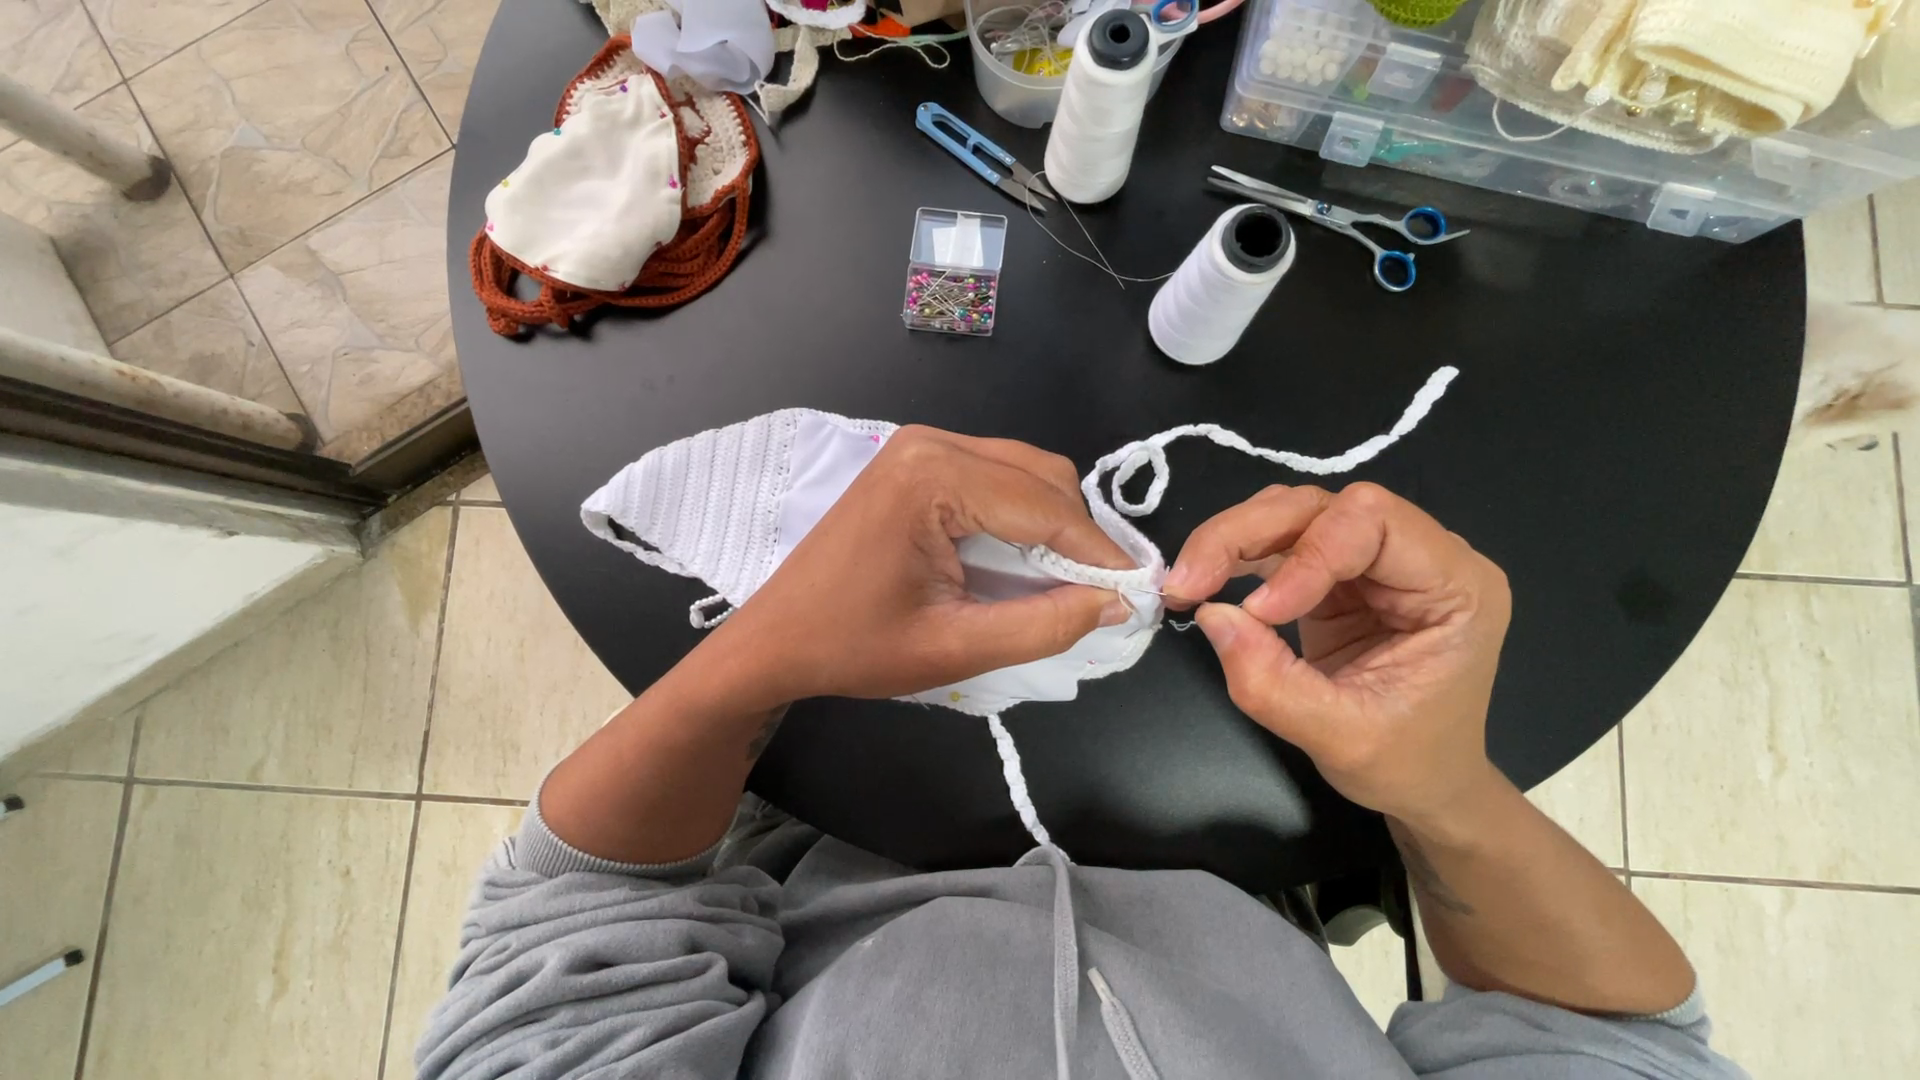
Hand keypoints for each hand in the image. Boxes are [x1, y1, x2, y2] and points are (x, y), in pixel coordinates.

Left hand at [713, 426, 1133, 704]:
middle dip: (1079, 534)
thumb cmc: (853, 647)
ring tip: (1070, 581)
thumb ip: (1043, 625)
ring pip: (1023, 471)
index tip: (1138, 592)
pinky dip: (1022, 514)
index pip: (1045, 506)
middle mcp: (930, 443)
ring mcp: (919, 445)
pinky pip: (994, 476)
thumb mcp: (955, 648)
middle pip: (1041, 475)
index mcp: (934, 477)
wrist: (776, 638)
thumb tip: (1113, 602)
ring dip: (1054, 523)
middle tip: (1102, 592)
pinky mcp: (914, 461)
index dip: (1098, 552)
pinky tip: (1026, 559)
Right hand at [1162, 482, 1510, 825]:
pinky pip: (1277, 540)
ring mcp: (1372, 560)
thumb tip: (1209, 614)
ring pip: (1289, 512)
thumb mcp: (1340, 739)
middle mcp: (1418, 555)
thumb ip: (1272, 682)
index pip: (1372, 521)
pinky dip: (1232, 555)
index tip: (1261, 612)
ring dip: (1230, 540)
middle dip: (1244, 534)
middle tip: (1185, 583)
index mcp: (1454, 586)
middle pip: (1319, 506)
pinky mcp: (1334, 572)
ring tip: (1186, 584)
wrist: (1423, 781)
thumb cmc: (1406, 763)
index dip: (1308, 554)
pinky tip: (1202, 582)